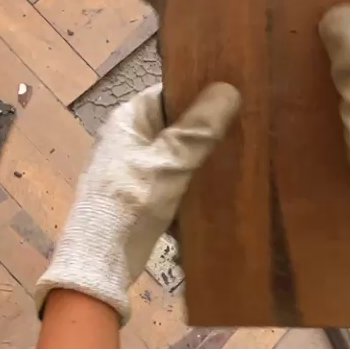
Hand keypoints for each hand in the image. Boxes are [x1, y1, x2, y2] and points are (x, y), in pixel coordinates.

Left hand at [34, 83, 240, 321]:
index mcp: (128, 119)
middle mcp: (126, 138)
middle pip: (174, 125)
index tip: (237, 94)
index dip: (201, 92)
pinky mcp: (137, 196)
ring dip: (201, 162)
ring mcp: (130, 168)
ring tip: (242, 158)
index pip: (169, 92)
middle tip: (248, 129)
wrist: (101, 259)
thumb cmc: (131, 201)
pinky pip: (171, 182)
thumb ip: (199, 129)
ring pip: (175, 156)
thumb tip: (228, 89)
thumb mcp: (170, 162)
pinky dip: (189, 187)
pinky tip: (218, 192)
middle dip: (206, 131)